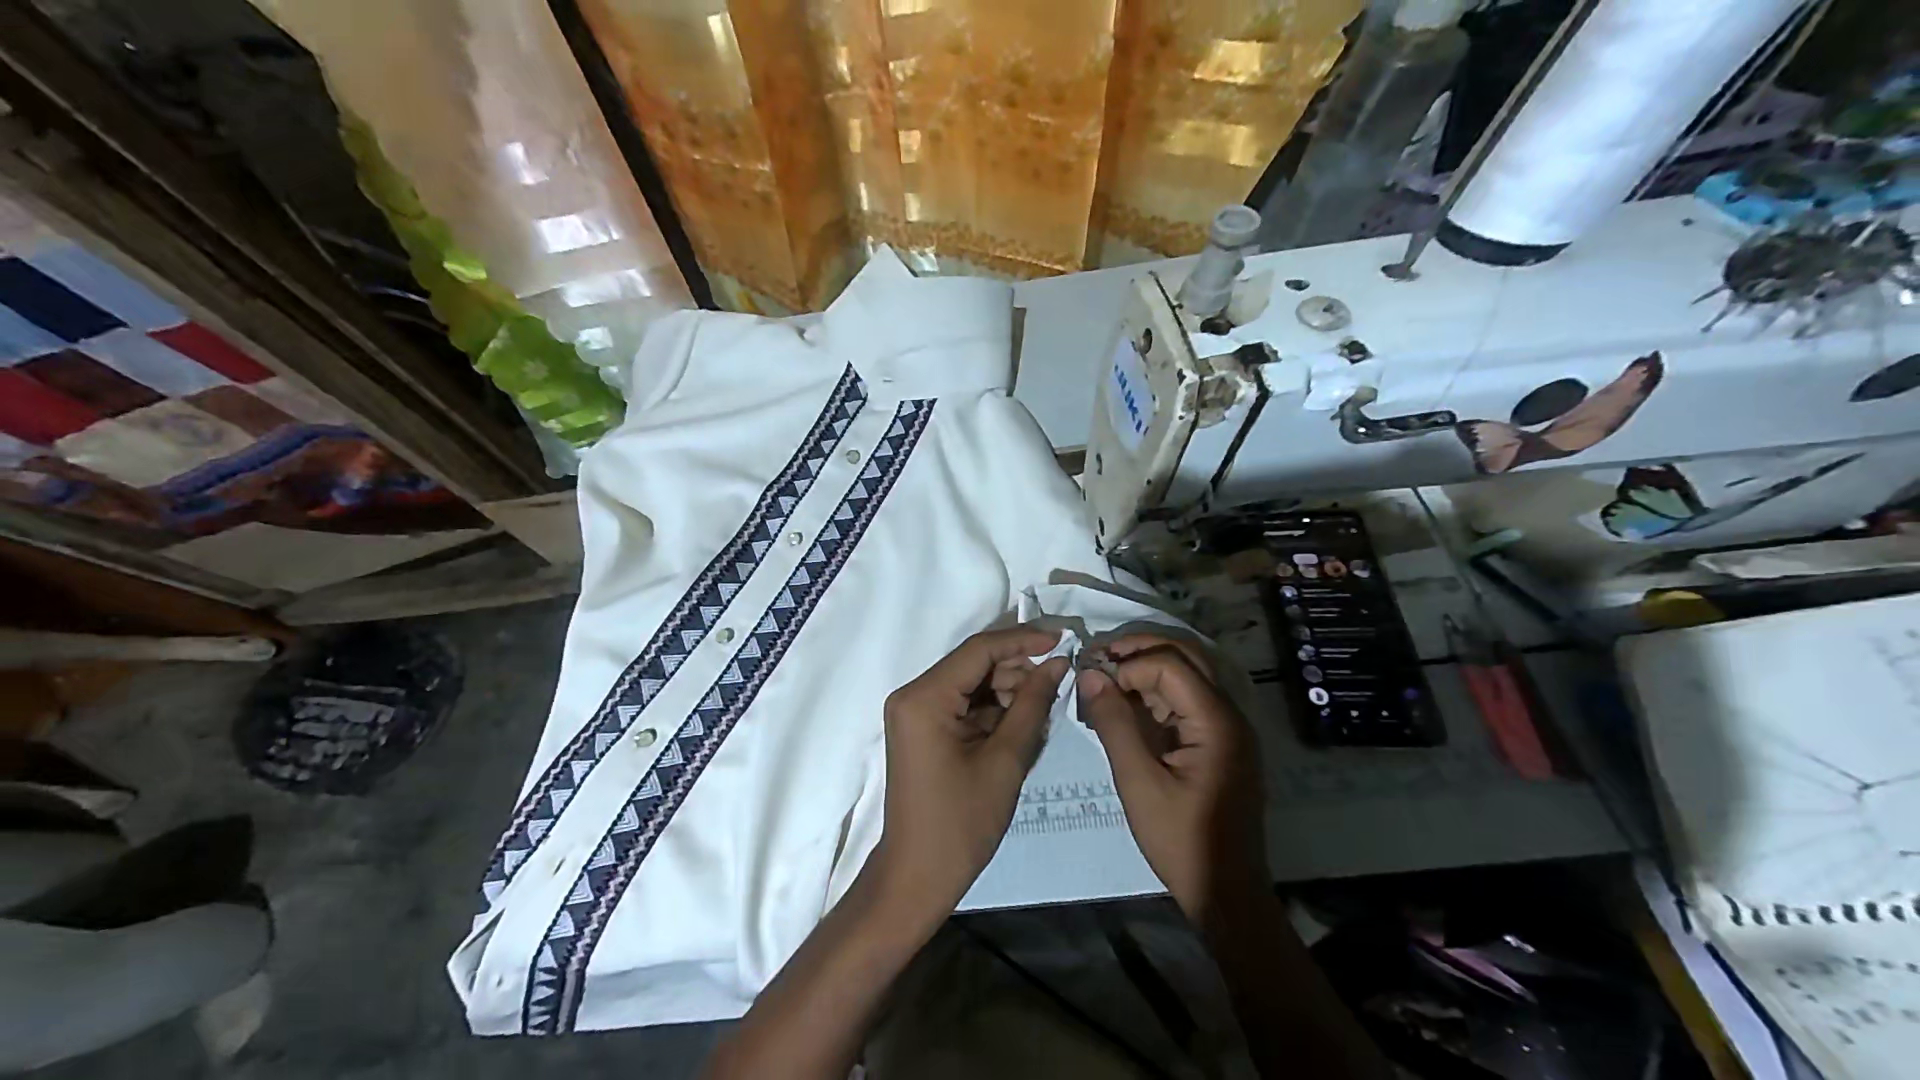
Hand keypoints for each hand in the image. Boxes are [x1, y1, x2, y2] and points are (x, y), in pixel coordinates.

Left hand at [875, 626, 1068, 918]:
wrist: (918, 874)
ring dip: (1007, 690)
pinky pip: (963, 704)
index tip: (1062, 639)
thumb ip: (1032, 704)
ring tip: (1042, 711)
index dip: (1022, 640)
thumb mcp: (1005, 760)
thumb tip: (1058, 663)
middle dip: (1017, 670)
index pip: (978, 650)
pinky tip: (1021, 724)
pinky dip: (992, 710)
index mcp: (924, 698)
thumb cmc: (962, 822)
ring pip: (971, 683)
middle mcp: (913, 695)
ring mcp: (915, 711)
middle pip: (973, 664)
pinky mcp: (922, 728)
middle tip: (1058, 684)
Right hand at [1077, 635, 1266, 917]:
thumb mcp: (1138, 782)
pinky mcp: (1218, 743)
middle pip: (1185, 657)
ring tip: (1105, 677)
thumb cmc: (1181, 840)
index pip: (1170, 664)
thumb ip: (1114, 724)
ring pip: (1187, 675)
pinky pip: (1186, 701)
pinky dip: (1154, 694)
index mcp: (1216, 721)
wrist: (1226, 892)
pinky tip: (1125, 706)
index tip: (1094, 682)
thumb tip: (1088, 675)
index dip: (1129, 664)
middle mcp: (1228, 714)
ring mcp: (1226, 728)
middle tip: (1097, 658)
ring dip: (1146, 669)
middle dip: (1139, 651)